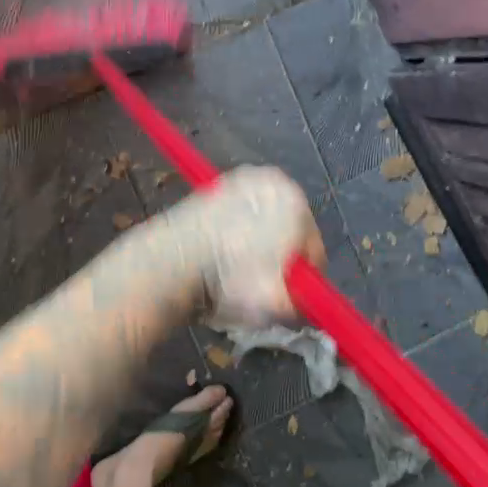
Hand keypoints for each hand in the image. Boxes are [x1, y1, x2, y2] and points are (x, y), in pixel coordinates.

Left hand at [157, 166, 325, 327]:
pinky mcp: (211, 190)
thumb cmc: (232, 279)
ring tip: (234, 276)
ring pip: (259, 227)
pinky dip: (231, 238)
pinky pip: (234, 221)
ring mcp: (237, 181)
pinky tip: (217, 259)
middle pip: (287, 232)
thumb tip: (303, 305)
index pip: (313, 249)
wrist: (173, 261)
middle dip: (278, 260)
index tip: (288, 299)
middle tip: (260, 288)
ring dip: (254, 249)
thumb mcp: (279, 305)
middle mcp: (270, 180)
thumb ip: (302, 305)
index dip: (303, 280)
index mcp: (295, 200)